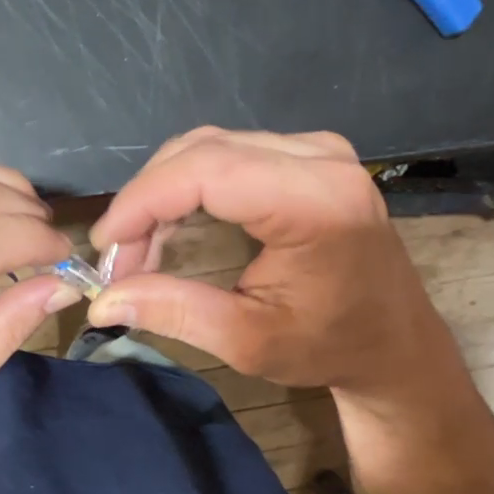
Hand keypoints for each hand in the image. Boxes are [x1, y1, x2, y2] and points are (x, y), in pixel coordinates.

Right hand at [86, 128, 461, 399]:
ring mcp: (316, 151)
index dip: (142, 201)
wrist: (392, 342)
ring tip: (136, 252)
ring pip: (209, 146)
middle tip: (116, 261)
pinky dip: (185, 189)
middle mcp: (319, 158)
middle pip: (202, 149)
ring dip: (160, 194)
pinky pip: (227, 154)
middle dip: (145, 201)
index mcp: (315, 202)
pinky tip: (167, 230)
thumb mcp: (247, 341)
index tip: (103, 248)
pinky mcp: (306, 158)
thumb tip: (101, 302)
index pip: (207, 170)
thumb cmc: (328, 347)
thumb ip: (175, 312)